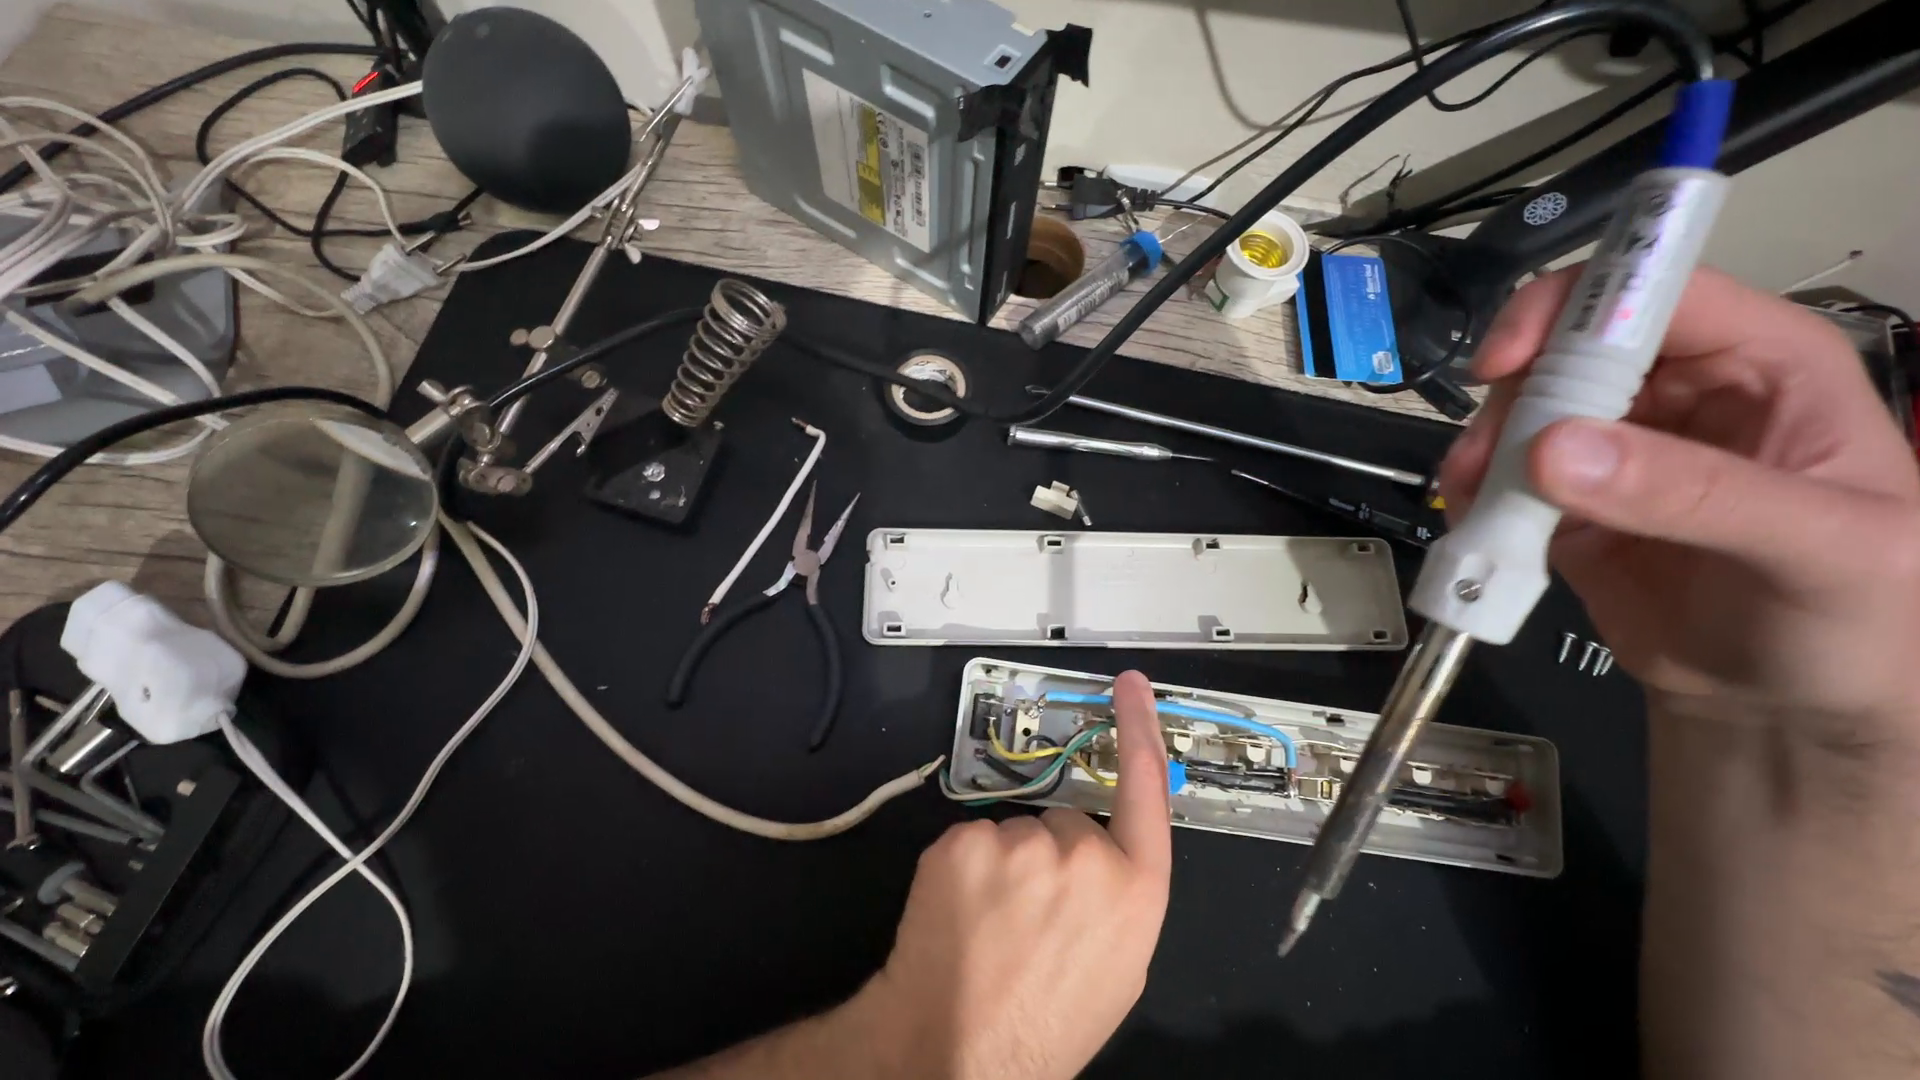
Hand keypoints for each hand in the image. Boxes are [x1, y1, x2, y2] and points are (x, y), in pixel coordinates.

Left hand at [856, 670, 1170, 1079]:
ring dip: (1006, 865)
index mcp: (1135, 888)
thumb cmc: (1050, 1017)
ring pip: (1015, 833)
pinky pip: (972, 839)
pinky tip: (963, 913)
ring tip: (995, 924)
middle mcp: (1084, 856)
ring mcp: (1020, 844)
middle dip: (1052, 857)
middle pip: (1066, 822)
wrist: (959, 1049)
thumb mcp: (1120, 965)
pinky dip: (966, 867)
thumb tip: (1104, 854)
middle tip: (1031, 916)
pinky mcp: (964, 842)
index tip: (1130, 684)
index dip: (1140, 728)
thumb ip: (1122, 895)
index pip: (1145, 788)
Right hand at [1439, 267, 1919, 736]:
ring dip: (1482, 451)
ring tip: (1473, 502)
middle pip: (1564, 350)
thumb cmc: (1853, 618)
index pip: (1654, 295)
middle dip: (1510, 397)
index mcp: (1759, 365)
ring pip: (1519, 413)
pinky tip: (1477, 524)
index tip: (1501, 364)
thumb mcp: (1817, 548)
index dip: (1573, 310)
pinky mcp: (1563, 502)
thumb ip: (1695, 493)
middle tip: (1481, 460)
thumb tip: (1552, 451)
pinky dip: (1473, 494)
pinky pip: (1499, 477)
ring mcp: (1612, 450)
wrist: (1783, 706)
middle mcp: (1676, 393)